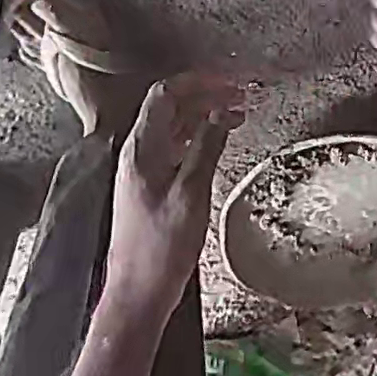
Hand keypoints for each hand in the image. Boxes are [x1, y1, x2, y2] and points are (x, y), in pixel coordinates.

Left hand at [103, 73, 243, 311]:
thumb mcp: (192, 192)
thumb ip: (207, 145)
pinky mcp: (149, 182)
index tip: (229, 83)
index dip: (198, 82)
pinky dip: (196, 133)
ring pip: (173, 123)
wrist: (137, 293)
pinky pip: (174, 143)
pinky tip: (216, 138)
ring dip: (202, 113)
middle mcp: (138, 151)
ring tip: (235, 113)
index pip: (166, 93)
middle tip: (239, 96)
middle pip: (170, 105)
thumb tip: (223, 111)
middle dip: (205, 94)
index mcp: (142, 147)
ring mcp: (142, 167)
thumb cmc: (162, 246)